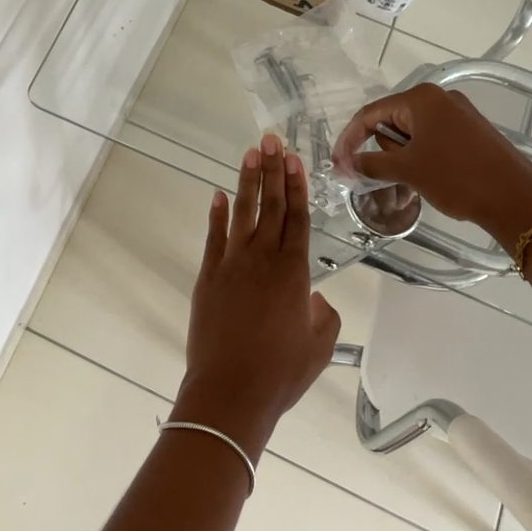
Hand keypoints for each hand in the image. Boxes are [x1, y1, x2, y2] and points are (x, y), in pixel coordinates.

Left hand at [174, 134, 341, 460]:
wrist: (230, 390)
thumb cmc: (280, 373)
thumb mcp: (319, 347)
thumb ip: (323, 316)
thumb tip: (314, 299)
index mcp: (294, 273)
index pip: (297, 218)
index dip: (297, 186)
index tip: (294, 159)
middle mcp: (262, 260)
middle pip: (271, 206)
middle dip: (272, 171)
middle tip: (272, 140)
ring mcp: (231, 265)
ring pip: (242, 213)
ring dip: (247, 181)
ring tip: (249, 152)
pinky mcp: (208, 277)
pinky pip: (213, 238)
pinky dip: (216, 215)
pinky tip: (218, 195)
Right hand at [331, 84, 531, 243]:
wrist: (516, 200)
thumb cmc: (457, 177)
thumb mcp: (406, 170)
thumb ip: (369, 164)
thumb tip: (343, 166)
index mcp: (421, 99)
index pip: (371, 114)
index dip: (350, 139)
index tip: (339, 165)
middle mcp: (440, 99)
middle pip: (391, 121)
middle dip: (380, 149)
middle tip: (379, 177)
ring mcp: (459, 115)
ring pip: (412, 133)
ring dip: (401, 157)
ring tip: (408, 182)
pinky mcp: (471, 133)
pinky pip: (432, 140)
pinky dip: (421, 158)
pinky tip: (426, 179)